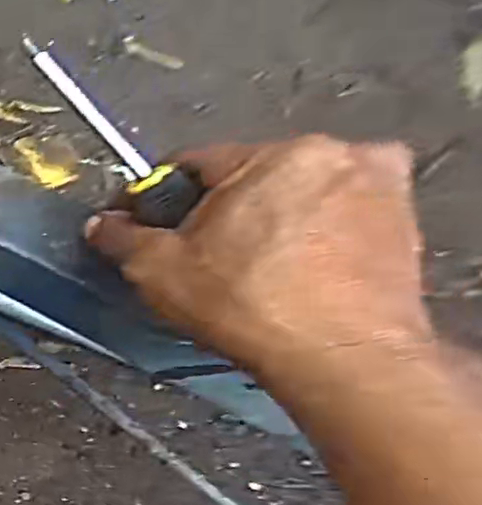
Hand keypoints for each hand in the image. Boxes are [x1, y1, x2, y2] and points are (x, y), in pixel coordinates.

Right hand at [87, 136, 433, 388]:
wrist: (335, 348)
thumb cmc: (247, 301)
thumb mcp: (154, 267)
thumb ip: (120, 236)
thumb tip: (103, 223)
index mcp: (276, 156)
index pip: (190, 163)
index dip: (150, 196)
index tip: (135, 223)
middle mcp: (340, 155)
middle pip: (244, 176)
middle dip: (209, 208)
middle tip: (184, 249)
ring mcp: (380, 185)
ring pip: (288, 194)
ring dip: (255, 219)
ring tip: (230, 262)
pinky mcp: (401, 218)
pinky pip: (327, 214)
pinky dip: (295, 234)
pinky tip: (273, 269)